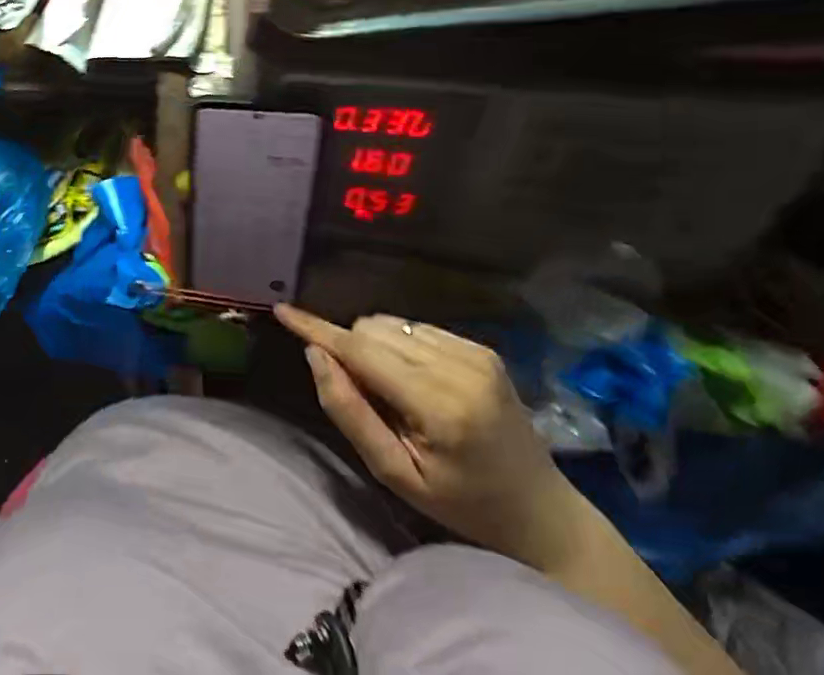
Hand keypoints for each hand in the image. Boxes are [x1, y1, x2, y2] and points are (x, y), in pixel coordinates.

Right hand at [277, 306, 586, 570]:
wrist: (541, 512)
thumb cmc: (461, 504)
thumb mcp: (393, 472)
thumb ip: (348, 411)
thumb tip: (315, 355)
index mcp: (440, 403)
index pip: (361, 349)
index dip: (316, 328)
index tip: (282, 311)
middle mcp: (461, 367)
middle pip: (372, 329)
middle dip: (350, 350)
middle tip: (364, 397)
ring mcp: (477, 353)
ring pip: (390, 323)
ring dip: (373, 347)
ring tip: (391, 392)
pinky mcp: (482, 349)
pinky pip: (414, 328)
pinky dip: (398, 346)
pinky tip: (413, 381)